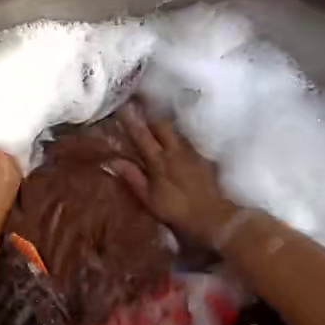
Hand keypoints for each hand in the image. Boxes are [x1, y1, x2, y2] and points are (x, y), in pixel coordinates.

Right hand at [110, 103, 241, 247]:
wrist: (210, 216)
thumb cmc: (174, 210)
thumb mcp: (148, 198)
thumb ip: (132, 177)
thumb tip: (114, 160)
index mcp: (159, 160)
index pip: (142, 135)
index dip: (131, 121)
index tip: (123, 108)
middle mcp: (175, 151)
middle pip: (162, 125)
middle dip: (151, 121)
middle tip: (142, 124)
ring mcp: (191, 153)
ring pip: (175, 132)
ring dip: (165, 130)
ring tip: (157, 135)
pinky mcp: (203, 158)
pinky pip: (186, 142)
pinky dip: (177, 141)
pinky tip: (175, 151)